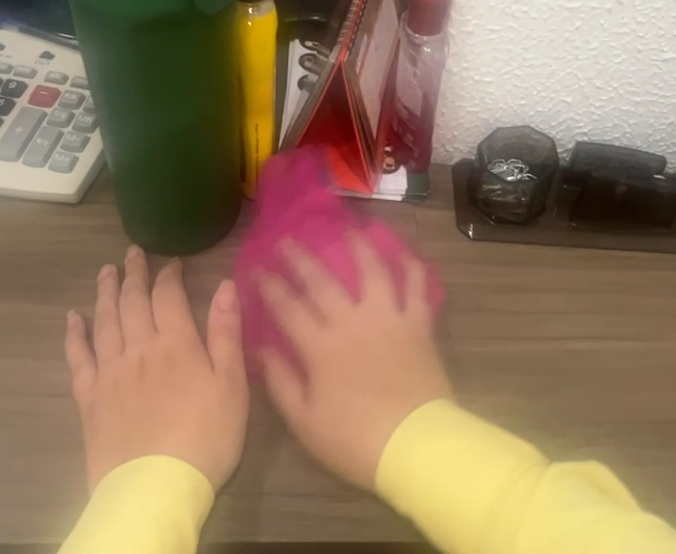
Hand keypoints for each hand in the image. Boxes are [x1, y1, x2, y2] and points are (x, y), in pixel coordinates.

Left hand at [65, 246, 247, 489]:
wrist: (155, 490)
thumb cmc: (206, 438)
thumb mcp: (231, 385)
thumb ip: (226, 333)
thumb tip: (224, 286)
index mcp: (176, 343)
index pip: (169, 296)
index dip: (169, 275)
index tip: (171, 261)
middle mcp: (139, 349)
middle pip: (133, 302)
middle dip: (134, 274)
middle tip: (131, 253)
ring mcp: (110, 373)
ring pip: (105, 322)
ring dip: (105, 293)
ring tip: (105, 272)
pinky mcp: (90, 399)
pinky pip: (78, 358)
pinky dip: (75, 335)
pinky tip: (72, 319)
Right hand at [256, 233, 451, 488]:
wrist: (414, 445)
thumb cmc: (355, 441)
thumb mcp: (304, 422)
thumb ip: (280, 382)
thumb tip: (261, 349)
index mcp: (320, 347)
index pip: (288, 308)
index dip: (270, 286)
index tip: (257, 268)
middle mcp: (352, 321)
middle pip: (322, 282)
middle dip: (301, 259)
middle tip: (287, 239)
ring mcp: (388, 318)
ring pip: (373, 271)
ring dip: (359, 248)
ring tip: (350, 231)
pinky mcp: (418, 324)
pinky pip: (418, 288)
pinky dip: (413, 268)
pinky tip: (406, 253)